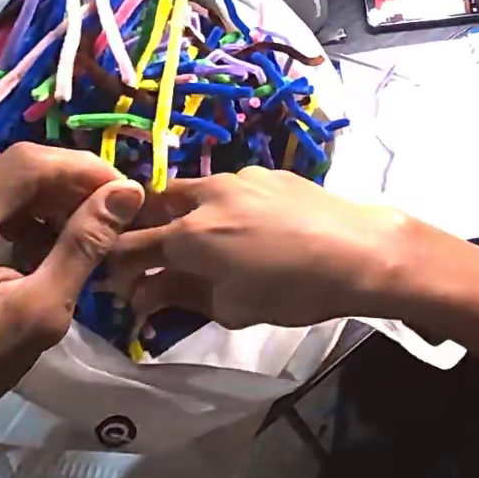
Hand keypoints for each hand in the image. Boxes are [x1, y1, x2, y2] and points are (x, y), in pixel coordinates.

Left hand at [0, 143, 144, 440]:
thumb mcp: (36, 316)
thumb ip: (83, 246)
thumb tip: (128, 192)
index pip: (22, 165)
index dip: (81, 168)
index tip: (122, 191)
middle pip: (6, 169)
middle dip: (65, 185)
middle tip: (107, 213)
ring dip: (39, 198)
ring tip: (74, 231)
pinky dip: (9, 212)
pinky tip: (33, 241)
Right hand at [110, 167, 410, 327]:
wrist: (358, 250)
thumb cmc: (292, 289)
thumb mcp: (231, 306)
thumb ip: (179, 295)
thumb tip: (144, 295)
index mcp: (190, 233)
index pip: (132, 246)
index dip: (120, 268)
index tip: (124, 286)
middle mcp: (208, 195)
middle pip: (157, 205)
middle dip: (149, 230)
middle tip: (162, 259)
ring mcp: (240, 177)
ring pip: (195, 191)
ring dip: (187, 214)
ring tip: (207, 242)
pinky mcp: (269, 172)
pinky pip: (231, 187)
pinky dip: (223, 206)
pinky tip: (248, 226)